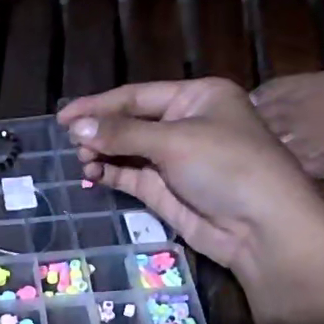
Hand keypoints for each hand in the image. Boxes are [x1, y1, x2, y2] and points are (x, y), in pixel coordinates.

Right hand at [58, 79, 323, 323]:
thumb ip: (123, 135)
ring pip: (128, 152)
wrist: (259, 227)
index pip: (138, 96)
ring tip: (80, 162)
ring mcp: (175, 160)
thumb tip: (76, 128)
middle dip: (100, 132)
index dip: (99, 105)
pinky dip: (111, 175)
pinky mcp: (166, 191)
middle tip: (70, 144)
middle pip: (131, 123)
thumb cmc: (226, 166)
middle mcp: (185, 124)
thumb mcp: (174, 141)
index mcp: (197, 97)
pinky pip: (131, 177)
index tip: (63, 117)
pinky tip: (91, 175)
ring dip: (102, 155)